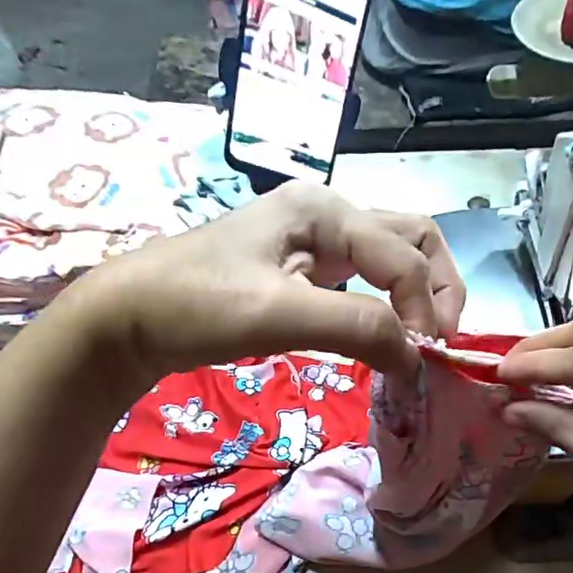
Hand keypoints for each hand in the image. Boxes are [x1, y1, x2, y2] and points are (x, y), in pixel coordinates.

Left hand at [52, 181, 463, 378]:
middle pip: (413, 239)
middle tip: (442, 340)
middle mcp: (329, 214)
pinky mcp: (304, 271)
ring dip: (418, 294)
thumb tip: (417, 360)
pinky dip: (388, 306)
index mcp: (325, 208)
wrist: (130, 318)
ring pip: (393, 257)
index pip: (403, 256)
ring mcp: (315, 242)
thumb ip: (356, 328)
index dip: (423, 310)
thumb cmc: (196, 305)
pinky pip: (364, 281)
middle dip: (439, 286)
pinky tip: (386, 336)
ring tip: (423, 340)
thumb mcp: (279, 313)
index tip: (421, 364)